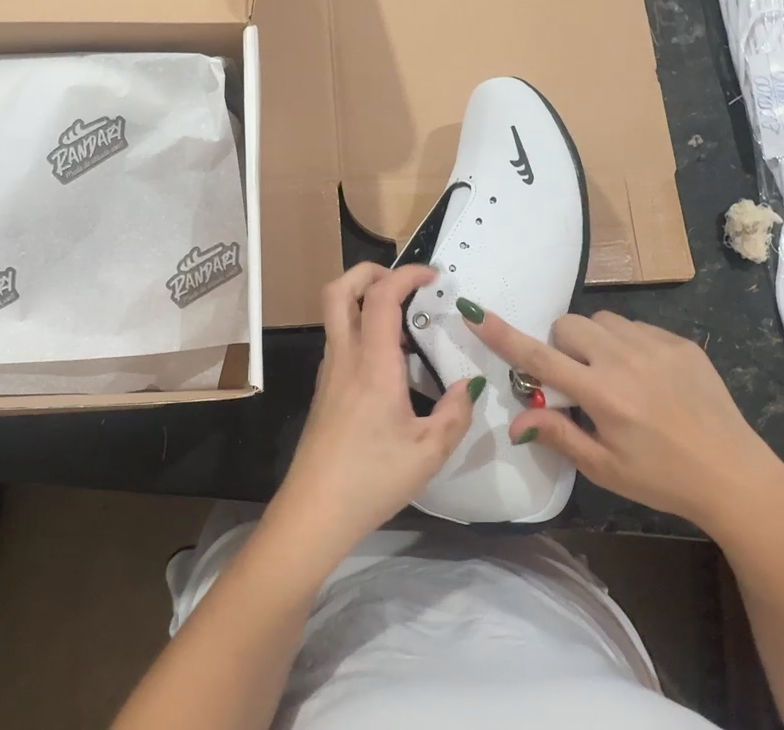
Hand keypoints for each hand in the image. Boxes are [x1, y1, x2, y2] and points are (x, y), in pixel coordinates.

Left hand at [269, 264, 481, 559]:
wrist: (315, 510)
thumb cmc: (373, 479)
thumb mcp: (430, 451)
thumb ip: (454, 413)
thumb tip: (467, 386)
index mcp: (372, 364)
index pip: (381, 296)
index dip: (406, 274)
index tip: (434, 276)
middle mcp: (344, 358)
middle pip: (339, 290)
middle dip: (369, 271)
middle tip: (404, 283)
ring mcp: (328, 373)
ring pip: (335, 316)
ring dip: (364, 302)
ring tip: (405, 324)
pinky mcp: (324, 391)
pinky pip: (339, 342)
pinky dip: (361, 331)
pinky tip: (390, 362)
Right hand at [469, 307, 783, 541]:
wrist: (736, 475)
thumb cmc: (662, 479)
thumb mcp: (604, 468)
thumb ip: (558, 436)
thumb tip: (515, 423)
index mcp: (602, 394)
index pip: (538, 357)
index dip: (502, 335)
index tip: (475, 313)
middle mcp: (625, 360)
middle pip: (568, 325)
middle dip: (560, 346)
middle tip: (574, 381)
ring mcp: (657, 346)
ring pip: (601, 321)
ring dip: (592, 342)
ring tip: (612, 377)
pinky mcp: (681, 343)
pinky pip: (635, 326)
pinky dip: (625, 343)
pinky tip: (644, 377)